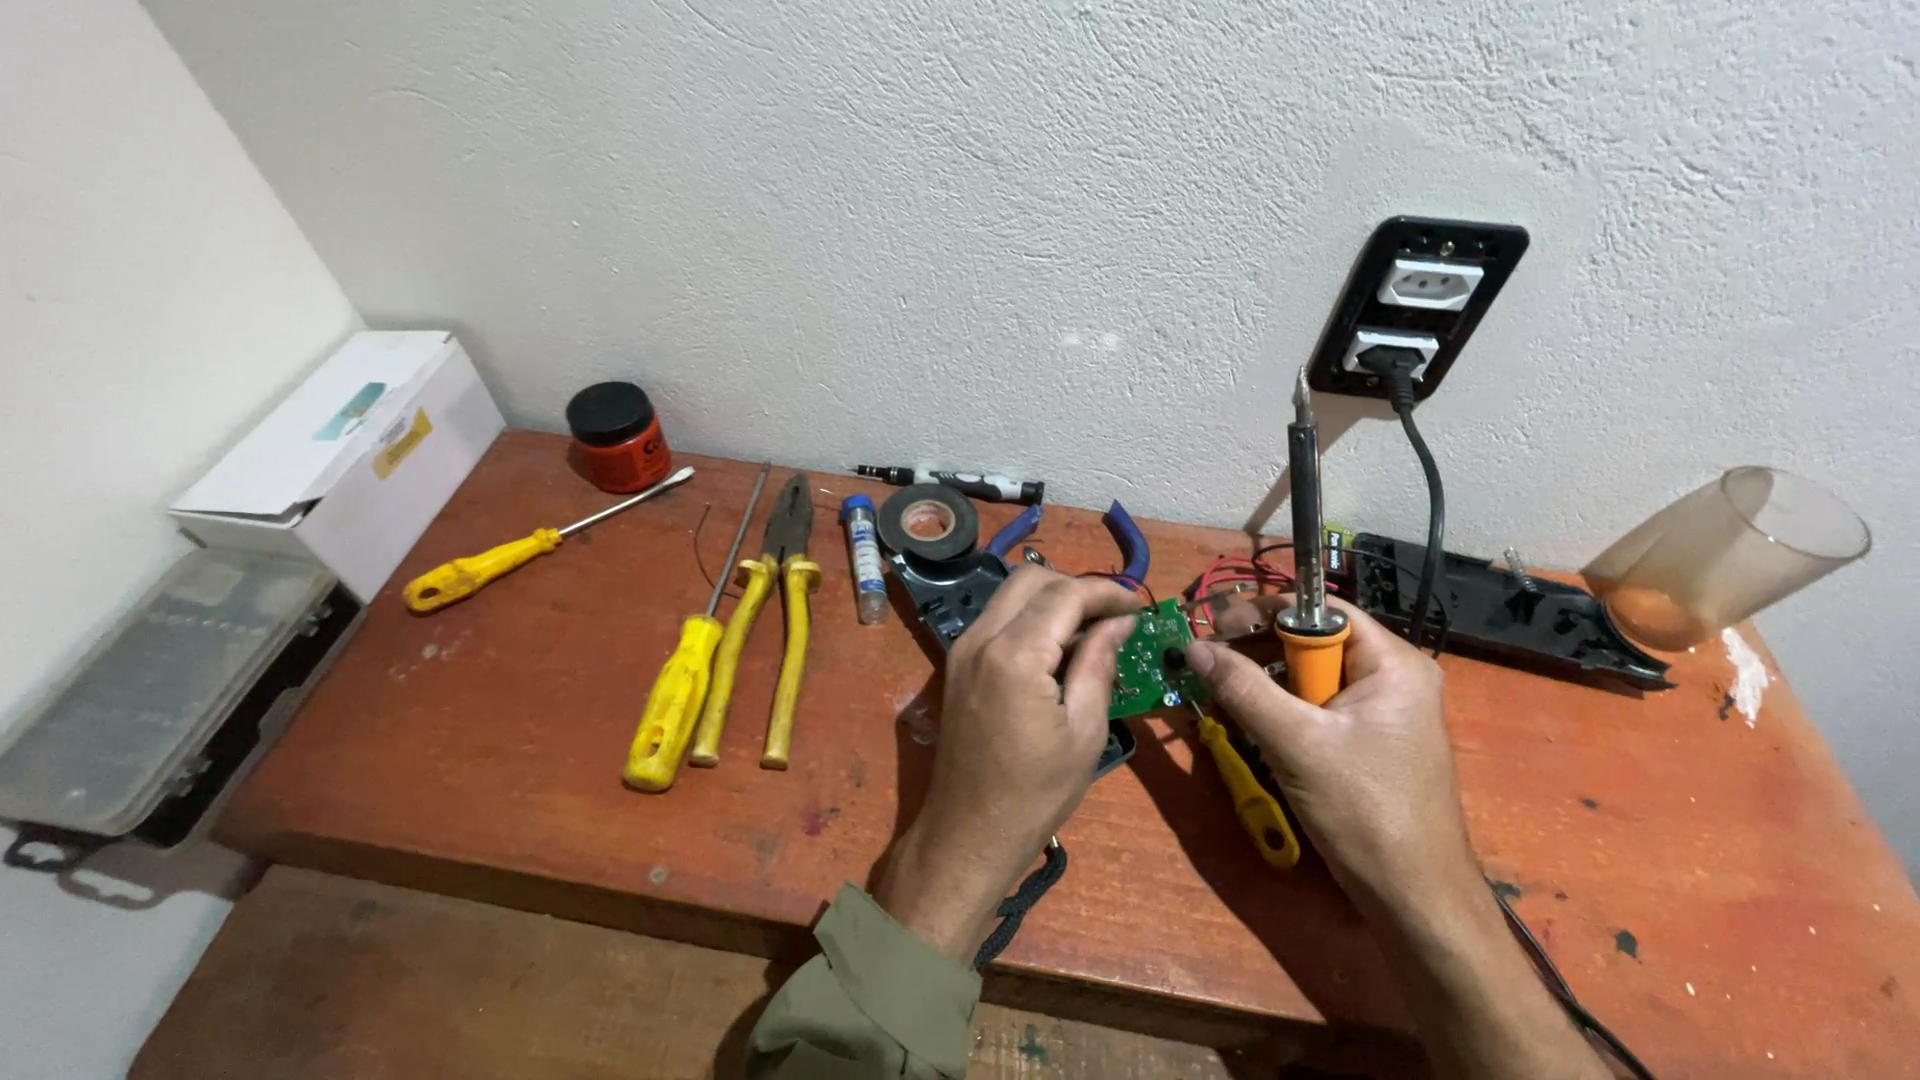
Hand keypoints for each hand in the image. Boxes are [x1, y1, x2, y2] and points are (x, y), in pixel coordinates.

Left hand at [877, 568, 1138, 961]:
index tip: (1139, 607)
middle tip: (1114, 617)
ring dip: (1051, 598)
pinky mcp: (957, 664)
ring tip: (1091, 630)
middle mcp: (980, 638)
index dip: (1107, 592)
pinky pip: (997, 619)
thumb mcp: (1084, 731)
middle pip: (1032, 579)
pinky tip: (1057, 648)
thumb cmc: (1036, 793)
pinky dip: (1029, 617)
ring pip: (1010, 594)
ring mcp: (962, 649)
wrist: (969, 832)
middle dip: (1076, 587)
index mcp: (1014, 654)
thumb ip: (1099, 663)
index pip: (1064, 594)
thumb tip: (1120, 621)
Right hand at [1184, 595, 1479, 916]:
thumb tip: (1192, 647)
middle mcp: (1391, 677)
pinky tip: (1247, 721)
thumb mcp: (1296, 743)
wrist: (1413, 897)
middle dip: (1256, 648)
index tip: (1214, 627)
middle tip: (1207, 662)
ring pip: (1308, 676)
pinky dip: (1278, 709)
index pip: (1321, 610)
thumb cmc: (1364, 811)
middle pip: (1311, 641)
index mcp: (1393, 664)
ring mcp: (1380, 711)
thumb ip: (1242, 689)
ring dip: (1262, 682)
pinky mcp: (1365, 740)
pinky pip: (1314, 706)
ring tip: (1218, 693)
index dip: (1264, 610)